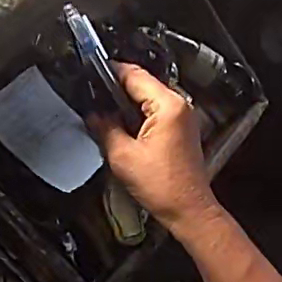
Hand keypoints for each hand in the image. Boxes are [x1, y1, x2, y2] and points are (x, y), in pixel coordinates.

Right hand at [88, 62, 218, 229]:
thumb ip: (105, 128)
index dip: (110, 71)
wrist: (188, 210)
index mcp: (169, 106)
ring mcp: (183, 119)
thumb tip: (94, 116)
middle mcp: (180, 107)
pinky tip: (124, 130)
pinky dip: (138, 118)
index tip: (93, 72)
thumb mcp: (122, 156)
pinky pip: (156, 114)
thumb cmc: (165, 188)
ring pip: (148, 99)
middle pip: (142, 84)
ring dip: (127, 106)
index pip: (134, 74)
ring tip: (106, 116)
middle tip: (94, 99)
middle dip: (117, 90)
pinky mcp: (181, 131)